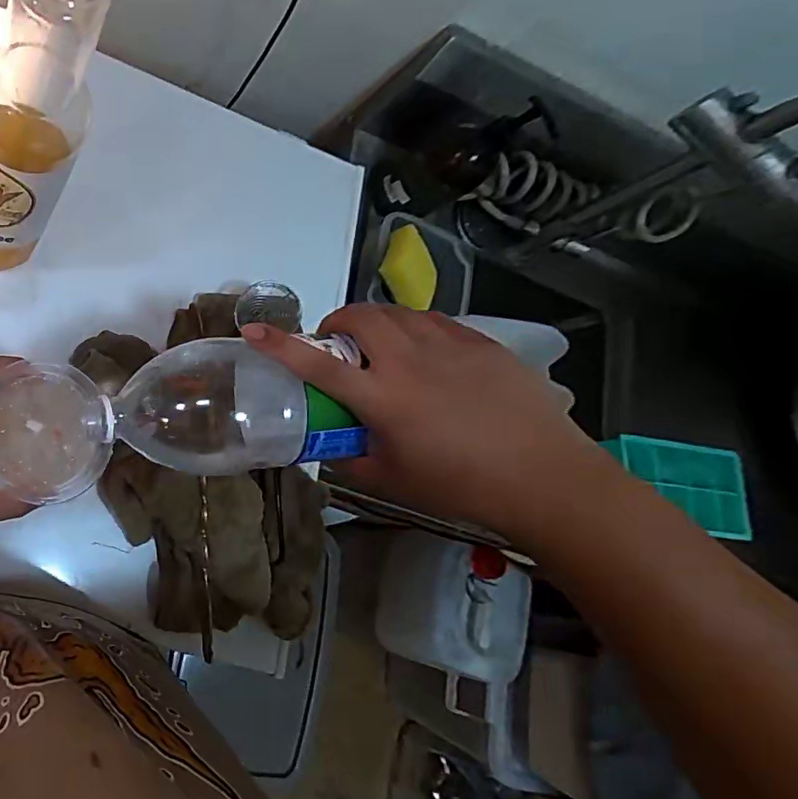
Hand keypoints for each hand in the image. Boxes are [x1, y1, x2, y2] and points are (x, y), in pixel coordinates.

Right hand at [245, 306, 613, 538]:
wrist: (543, 477)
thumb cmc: (459, 486)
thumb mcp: (390, 479)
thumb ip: (351, 455)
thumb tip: (331, 442)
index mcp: (382, 398)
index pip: (318, 364)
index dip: (281, 345)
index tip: (254, 330)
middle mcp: (410, 361)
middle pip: (360, 316)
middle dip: (338, 320)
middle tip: (339, 344)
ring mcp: (450, 346)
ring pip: (398, 312)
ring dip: (376, 322)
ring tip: (381, 347)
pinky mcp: (482, 343)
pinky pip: (434, 321)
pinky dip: (414, 328)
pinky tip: (424, 353)